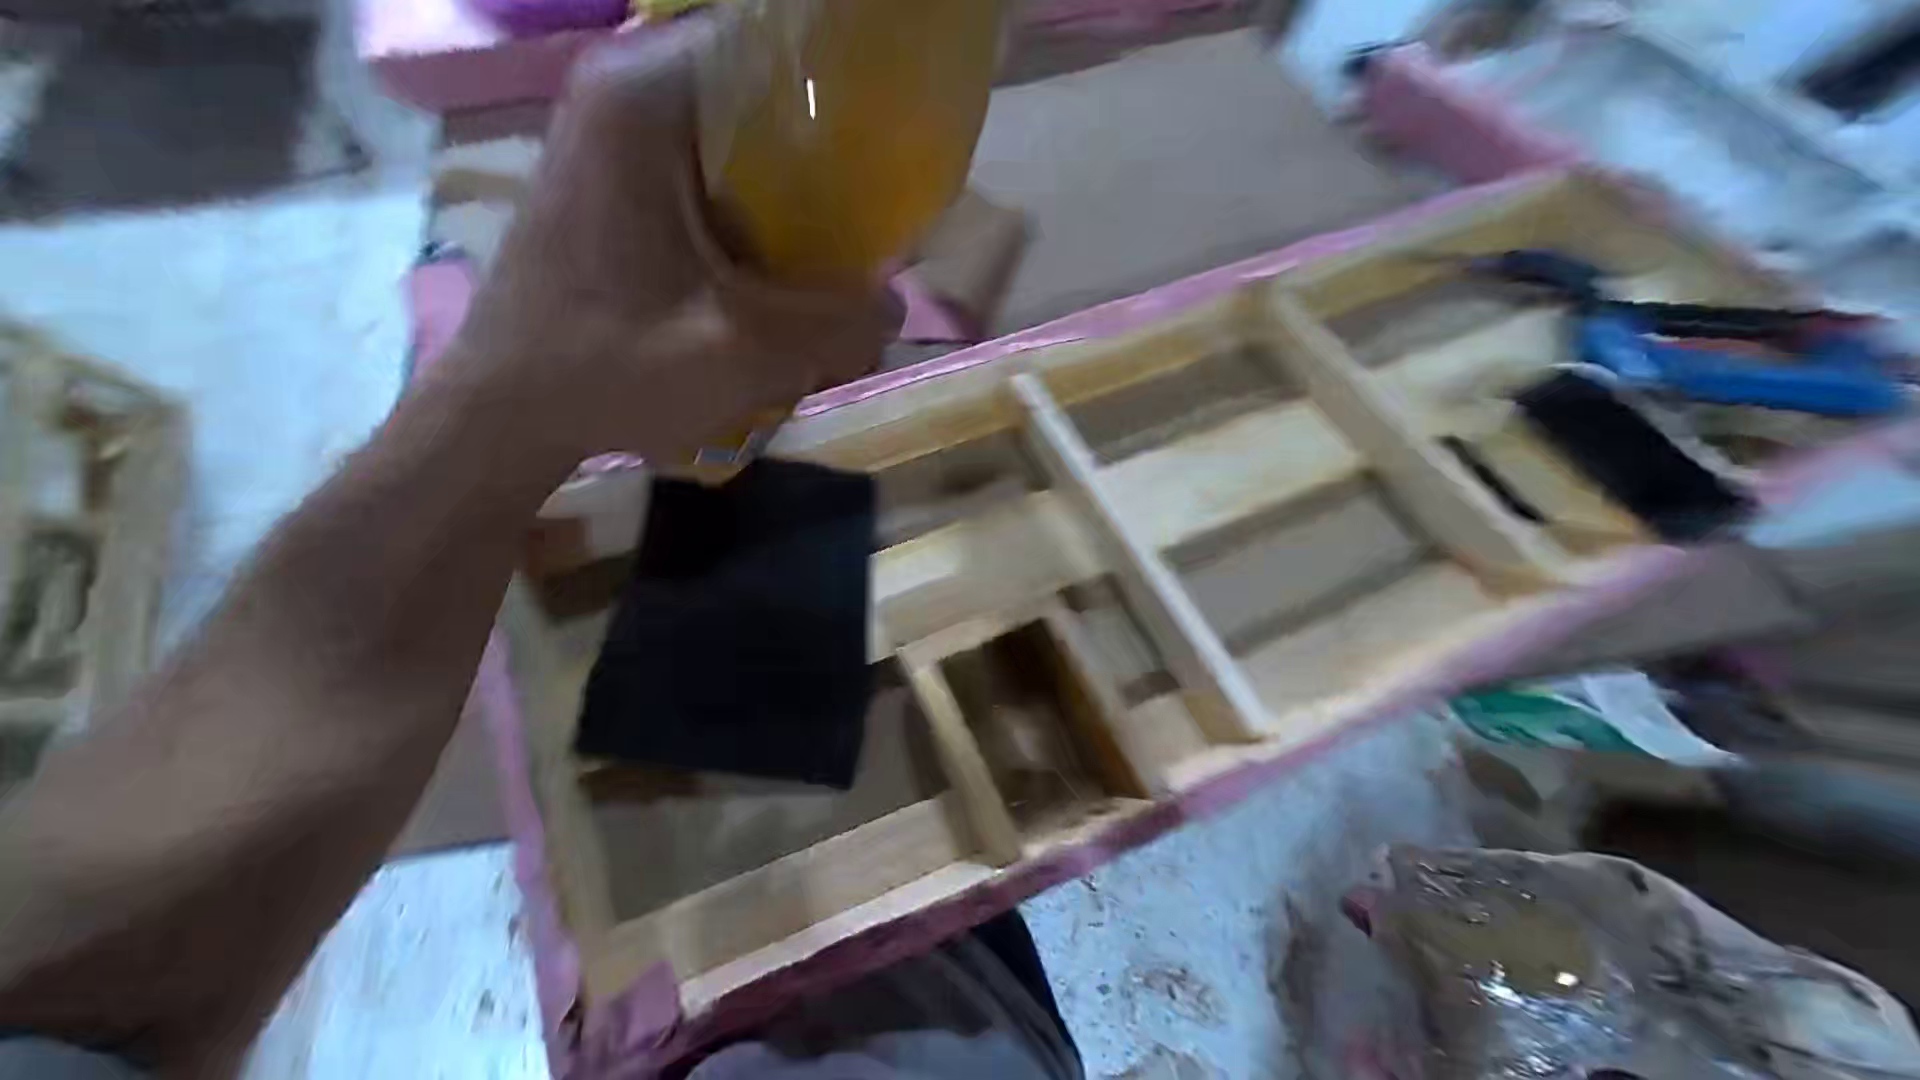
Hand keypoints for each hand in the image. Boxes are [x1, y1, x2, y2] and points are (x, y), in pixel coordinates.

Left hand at [438, 16, 899, 467]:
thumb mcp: (741, 353)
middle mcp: (629, 96)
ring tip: (825, 261)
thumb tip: (895, 305)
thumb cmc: (610, 370)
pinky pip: (714, 179)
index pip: (776, 48)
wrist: (509, 409)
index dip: (845, 97)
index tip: (888, 158)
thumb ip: (834, 324)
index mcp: (648, 100)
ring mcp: (619, 140)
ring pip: (742, 145)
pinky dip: (757, 220)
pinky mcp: (621, 186)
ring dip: (792, 200)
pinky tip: (775, 276)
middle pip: (763, 99)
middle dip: (825, 164)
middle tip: (865, 229)